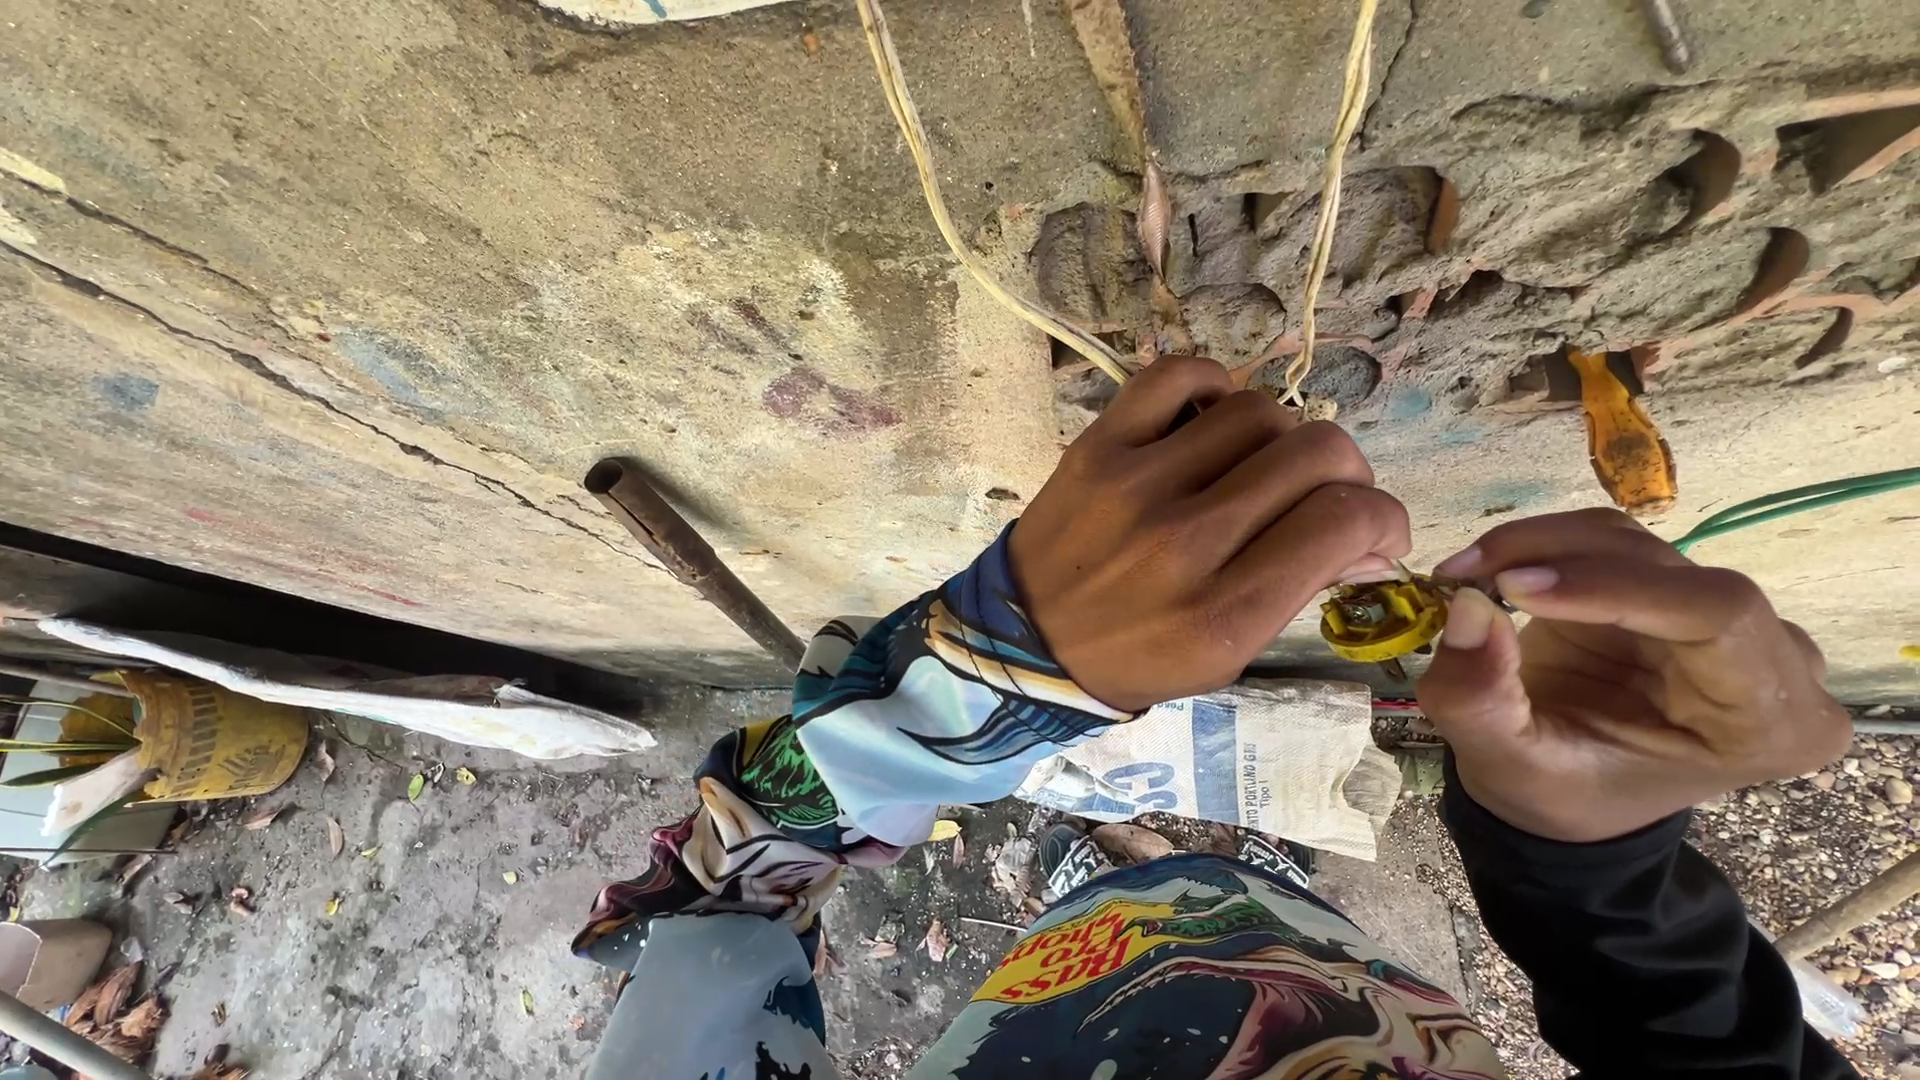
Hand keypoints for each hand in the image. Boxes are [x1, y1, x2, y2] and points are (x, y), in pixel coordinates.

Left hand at [1009, 355, 1410, 711]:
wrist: (1027, 639)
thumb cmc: (1135, 656)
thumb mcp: (1224, 657)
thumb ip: (1298, 591)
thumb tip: (1370, 534)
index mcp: (1224, 612)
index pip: (1346, 521)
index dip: (1385, 518)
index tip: (1373, 530)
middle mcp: (1184, 541)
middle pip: (1315, 453)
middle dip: (1346, 470)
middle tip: (1325, 494)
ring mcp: (1135, 485)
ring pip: (1257, 411)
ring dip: (1281, 435)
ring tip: (1259, 465)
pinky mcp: (1096, 448)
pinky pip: (1174, 376)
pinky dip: (1210, 385)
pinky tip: (1210, 419)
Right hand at [1418, 509, 1850, 842]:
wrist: (1560, 792)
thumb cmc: (1553, 794)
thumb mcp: (1504, 762)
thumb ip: (1479, 698)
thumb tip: (1466, 604)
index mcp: (1765, 724)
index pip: (1716, 615)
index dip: (1613, 586)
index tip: (1510, 587)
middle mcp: (1768, 660)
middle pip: (1669, 569)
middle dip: (1556, 559)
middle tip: (1462, 574)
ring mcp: (1716, 621)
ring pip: (1630, 543)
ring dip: (1536, 545)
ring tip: (1464, 572)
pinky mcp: (1660, 594)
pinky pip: (1604, 545)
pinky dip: (1536, 547)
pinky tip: (1489, 570)